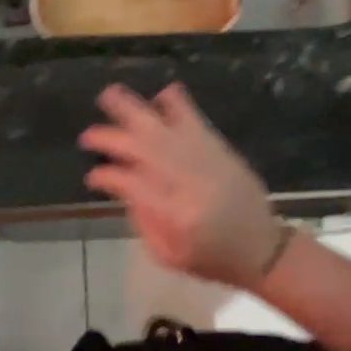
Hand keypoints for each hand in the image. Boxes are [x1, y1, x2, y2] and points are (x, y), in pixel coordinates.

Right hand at [79, 83, 285, 288]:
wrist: (262, 248)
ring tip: (111, 94)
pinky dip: (178, 104)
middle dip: (112, 138)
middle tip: (88, 135)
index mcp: (176, 214)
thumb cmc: (211, 258)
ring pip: (166, 128)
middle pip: (145, 149)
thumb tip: (122, 185)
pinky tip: (162, 92)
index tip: (93, 176)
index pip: (132, 184)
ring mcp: (207, 160)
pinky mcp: (220, 149)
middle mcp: (190, 181)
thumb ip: (143, 219)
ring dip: (137, 110)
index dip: (108, 177)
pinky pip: (196, 120)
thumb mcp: (168, 254)